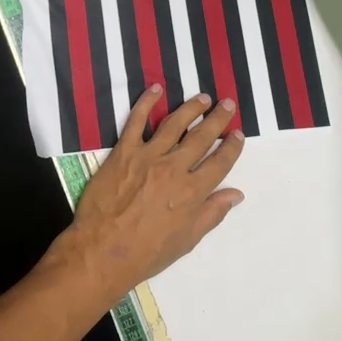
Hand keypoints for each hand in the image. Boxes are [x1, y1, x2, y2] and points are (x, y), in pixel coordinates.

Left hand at [40, 86, 244, 309]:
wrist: (103, 250)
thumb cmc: (148, 251)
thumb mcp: (187, 240)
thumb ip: (212, 213)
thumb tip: (236, 193)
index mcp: (192, 192)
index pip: (219, 162)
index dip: (231, 146)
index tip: (238, 133)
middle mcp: (173, 168)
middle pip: (201, 137)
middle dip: (217, 119)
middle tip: (227, 104)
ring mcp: (147, 156)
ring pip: (174, 124)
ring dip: (191, 108)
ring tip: (202, 98)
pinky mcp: (124, 150)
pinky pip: (136, 120)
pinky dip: (147, 102)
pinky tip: (156, 89)